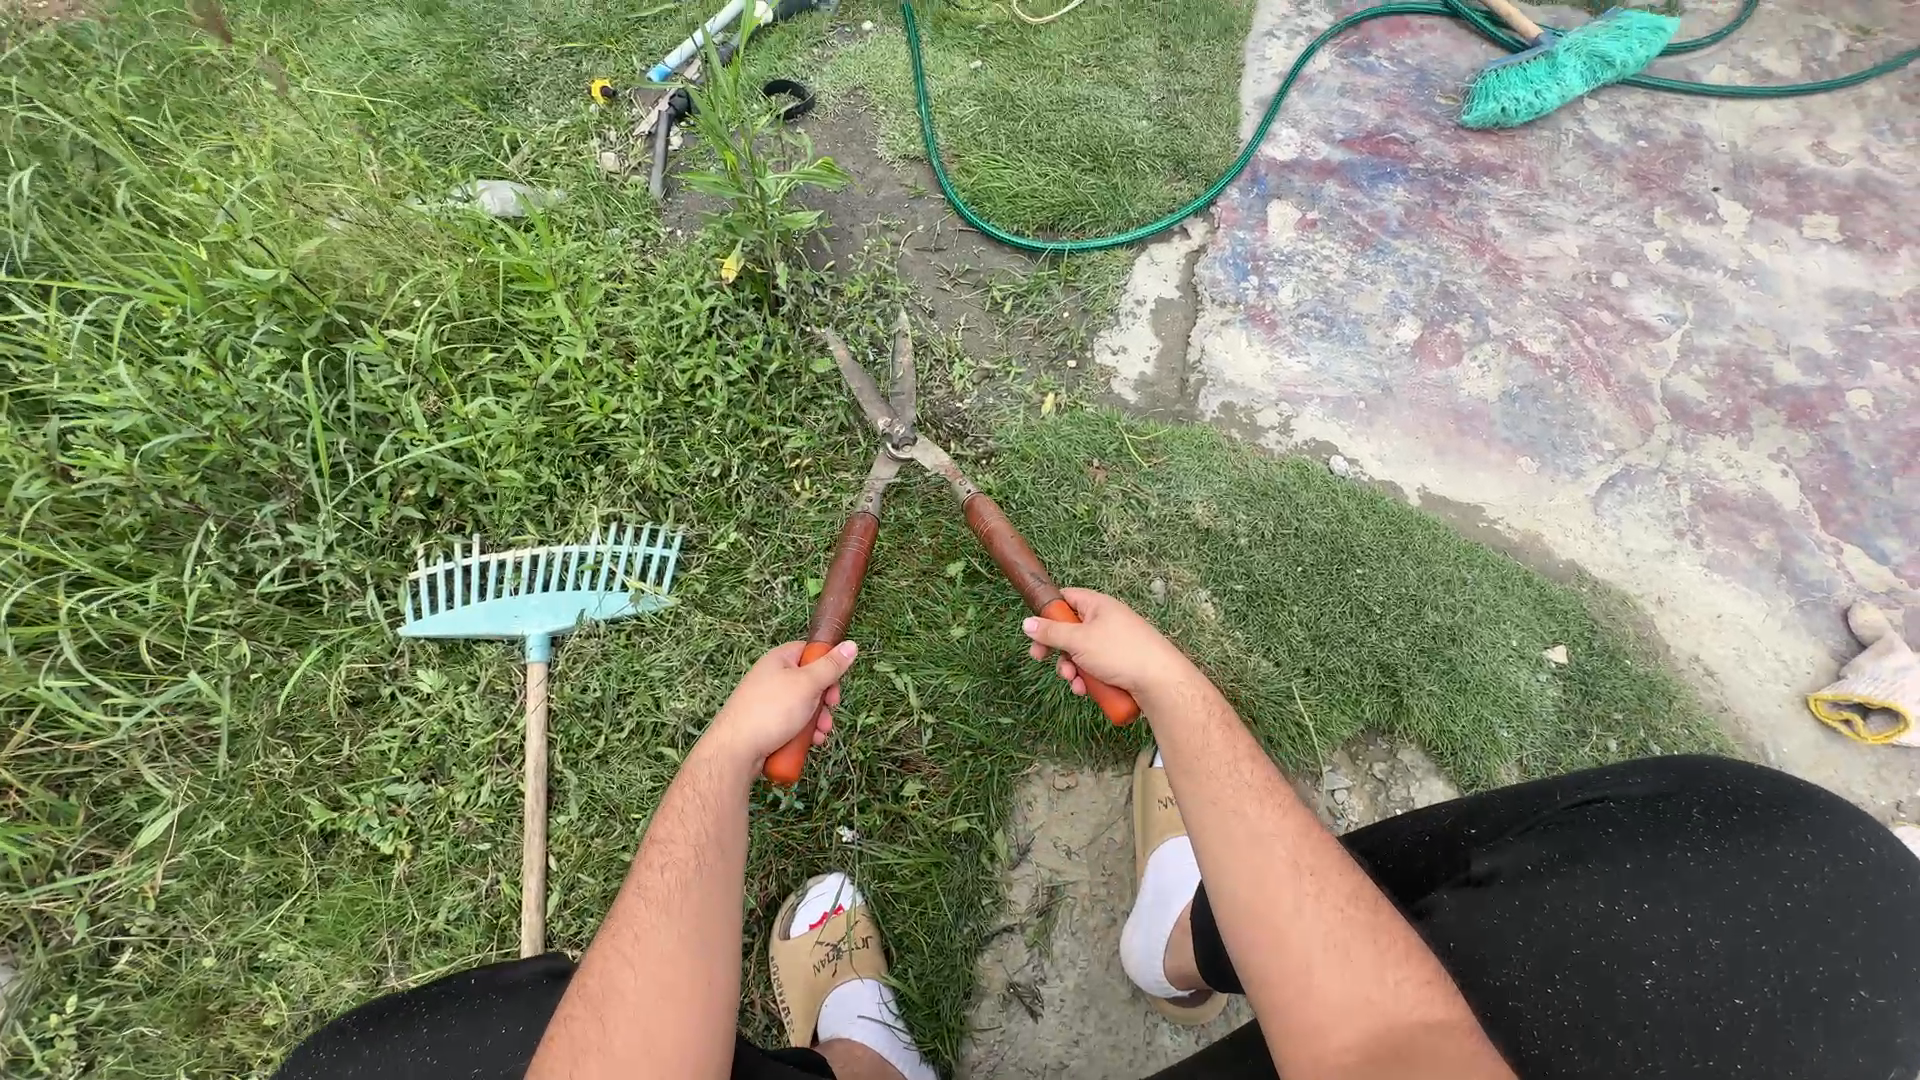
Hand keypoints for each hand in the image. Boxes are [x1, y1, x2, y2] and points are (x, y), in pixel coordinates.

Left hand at [701, 640, 858, 767]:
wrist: (735, 751)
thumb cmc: (771, 712)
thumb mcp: (808, 684)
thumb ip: (831, 666)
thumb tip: (851, 645)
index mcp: (779, 660)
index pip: (810, 652)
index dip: (827, 665)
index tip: (835, 682)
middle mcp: (772, 677)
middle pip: (810, 681)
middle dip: (825, 700)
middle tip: (829, 709)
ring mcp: (768, 702)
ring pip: (804, 706)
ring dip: (818, 720)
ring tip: (820, 734)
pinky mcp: (766, 723)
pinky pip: (793, 723)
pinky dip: (804, 732)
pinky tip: (811, 743)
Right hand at [1022, 588, 1196, 700]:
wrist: (1161, 682)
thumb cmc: (1121, 653)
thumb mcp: (1078, 640)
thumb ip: (1050, 632)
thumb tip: (1027, 623)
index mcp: (1098, 605)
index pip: (1066, 598)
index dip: (1049, 612)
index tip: (1036, 630)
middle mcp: (1107, 620)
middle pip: (1070, 630)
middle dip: (1057, 649)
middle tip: (1041, 659)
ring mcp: (1115, 643)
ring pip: (1081, 653)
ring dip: (1071, 669)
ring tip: (1074, 682)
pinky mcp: (1121, 663)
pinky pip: (1095, 668)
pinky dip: (1087, 679)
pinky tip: (1086, 690)